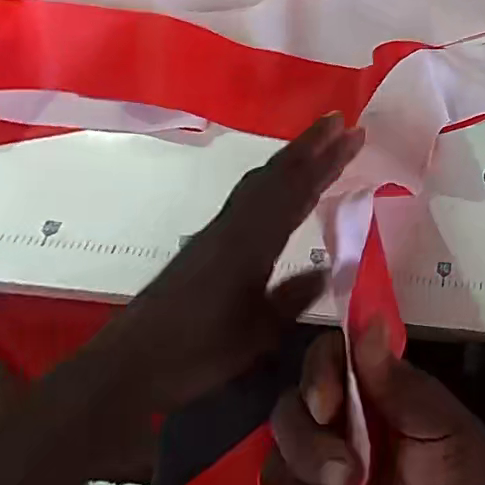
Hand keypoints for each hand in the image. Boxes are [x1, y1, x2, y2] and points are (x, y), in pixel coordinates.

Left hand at [116, 114, 363, 407]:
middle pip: (276, 176)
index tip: (352, 133)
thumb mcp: (255, 334)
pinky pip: (251, 197)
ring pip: (261, 183)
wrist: (132, 360)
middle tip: (344, 124)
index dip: (325, 161)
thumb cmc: (196, 352)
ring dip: (293, 159)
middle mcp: (234, 226)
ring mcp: (219, 231)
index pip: (293, 191)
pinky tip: (285, 187)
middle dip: (312, 147)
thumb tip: (328, 267)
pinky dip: (276, 180)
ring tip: (323, 145)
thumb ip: (292, 298)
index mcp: (249, 243)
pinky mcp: (210, 241)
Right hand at [264, 326, 484, 484]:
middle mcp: (339, 417)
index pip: (324, 359)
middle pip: (291, 408)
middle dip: (307, 438)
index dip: (317, 375)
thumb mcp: (437, 419)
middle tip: (344, 469)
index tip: (328, 404)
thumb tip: (371, 321)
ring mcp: (324, 463)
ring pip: (281, 453)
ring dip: (302, 475)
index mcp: (368, 385)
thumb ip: (396, 380)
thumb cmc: (465, 463)